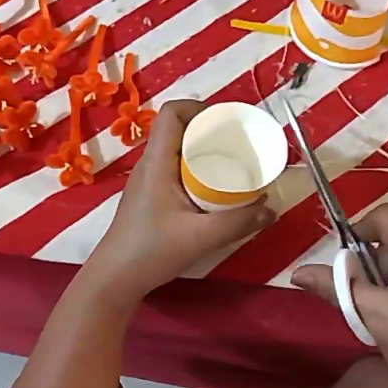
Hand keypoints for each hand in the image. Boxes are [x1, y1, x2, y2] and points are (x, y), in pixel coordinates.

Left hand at [81, 100, 275, 302]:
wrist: (115, 279)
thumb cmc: (151, 252)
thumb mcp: (200, 237)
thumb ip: (238, 223)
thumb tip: (271, 209)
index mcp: (157, 163)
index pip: (172, 113)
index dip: (200, 108)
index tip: (229, 122)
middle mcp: (150, 166)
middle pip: (180, 130)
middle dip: (211, 131)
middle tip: (241, 145)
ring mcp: (148, 183)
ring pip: (179, 153)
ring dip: (206, 154)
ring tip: (234, 166)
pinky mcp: (151, 199)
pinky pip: (177, 172)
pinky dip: (198, 173)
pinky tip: (215, 192)